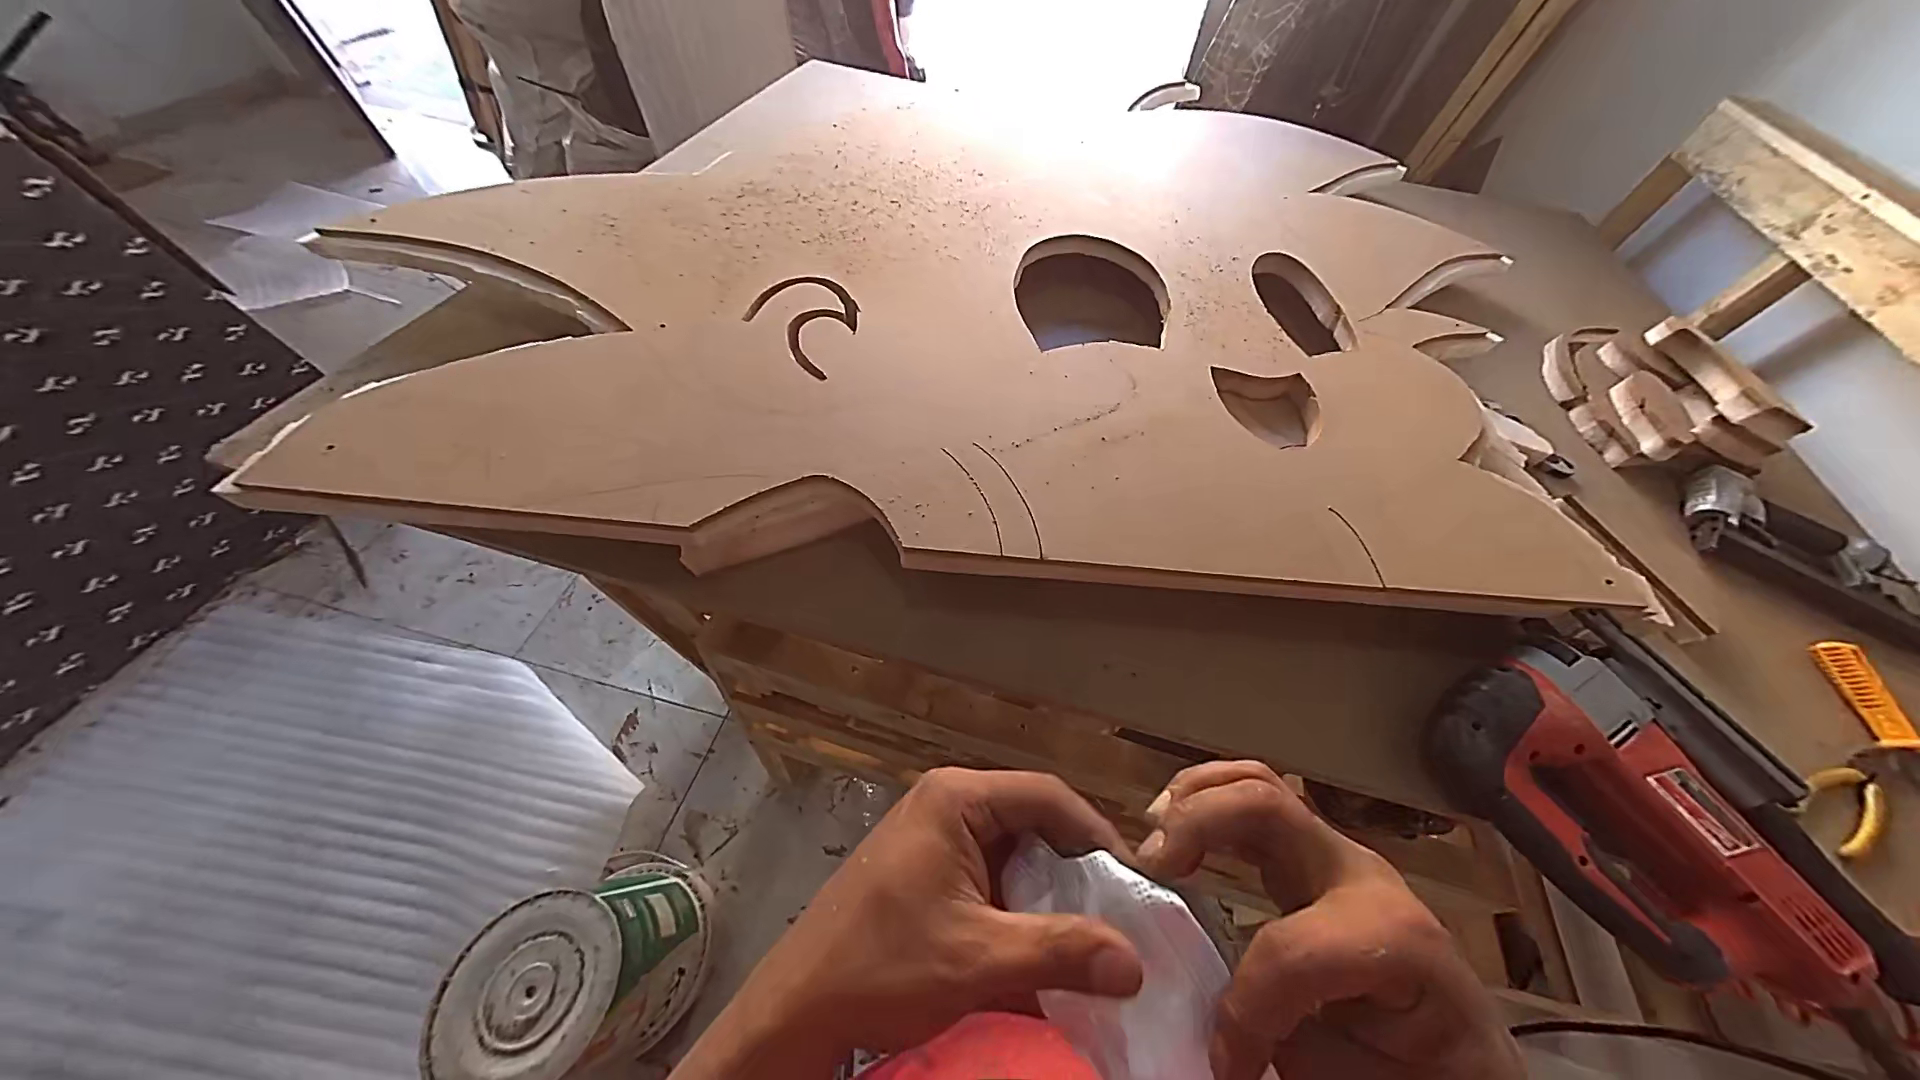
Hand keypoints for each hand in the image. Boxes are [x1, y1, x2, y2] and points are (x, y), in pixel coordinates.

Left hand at [672, 767, 1144, 1078]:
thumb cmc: (884, 965)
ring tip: (1083, 931)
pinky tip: (1034, 941)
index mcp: (957, 798)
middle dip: (1073, 867)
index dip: (1095, 835)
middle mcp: (946, 800)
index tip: (1132, 884)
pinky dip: (1016, 903)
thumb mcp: (979, 958)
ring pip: (1012, 848)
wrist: (798, 1004)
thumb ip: (1061, 951)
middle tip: (1115, 913)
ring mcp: (932, 830)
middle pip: (1031, 819)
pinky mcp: (924, 862)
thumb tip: (1136, 964)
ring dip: (1046, 889)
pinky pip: (987, 870)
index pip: (1047, 796)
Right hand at [1136, 761, 1523, 1079]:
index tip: (1224, 1060)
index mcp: (1395, 942)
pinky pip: (1252, 797)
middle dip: (1194, 824)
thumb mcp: (1356, 1079)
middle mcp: (1361, 876)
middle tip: (1150, 869)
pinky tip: (1174, 831)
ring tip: (1154, 836)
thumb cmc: (1419, 1073)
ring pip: (1254, 781)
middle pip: (1266, 805)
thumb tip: (1204, 1037)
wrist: (1463, 1056)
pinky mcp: (1307, 852)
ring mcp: (1334, 854)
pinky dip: (1203, 801)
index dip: (1246, 1009)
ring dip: (1192, 797)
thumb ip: (1280, 1045)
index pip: (1293, 949)